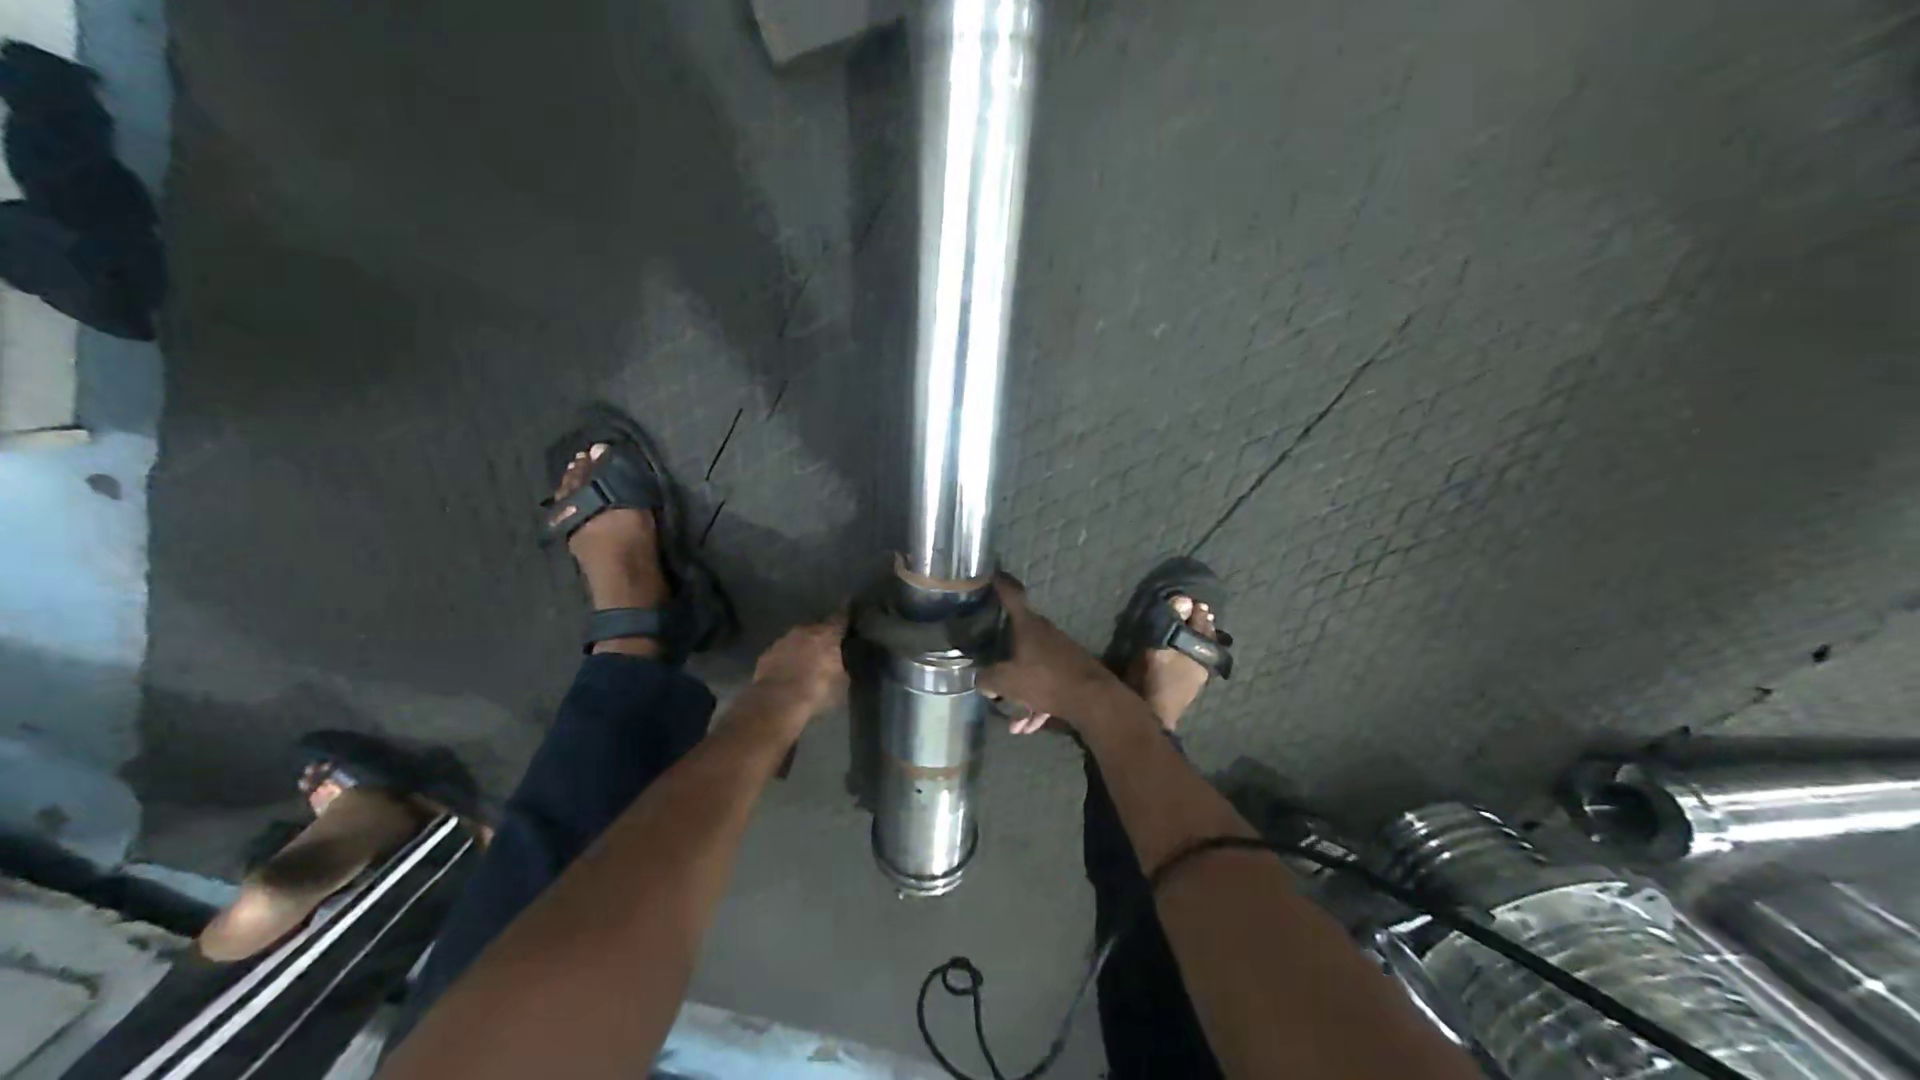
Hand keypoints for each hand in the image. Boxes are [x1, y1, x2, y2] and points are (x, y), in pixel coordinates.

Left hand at [752, 611, 849, 710]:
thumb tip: (842, 662)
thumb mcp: (842, 682)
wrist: (777, 701)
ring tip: (807, 660)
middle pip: (817, 628)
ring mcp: (783, 640)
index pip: (840, 617)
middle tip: (828, 646)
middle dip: (822, 635)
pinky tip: (789, 669)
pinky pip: (782, 652)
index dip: (846, 612)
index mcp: (827, 634)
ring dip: (803, 646)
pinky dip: (787, 657)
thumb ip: (844, 666)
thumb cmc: (817, 690)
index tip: (849, 602)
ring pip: (798, 639)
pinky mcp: (767, 654)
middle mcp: (804, 631)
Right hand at [979, 575, 1120, 731]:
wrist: (1093, 700)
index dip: (1000, 584)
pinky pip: (1046, 686)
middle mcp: (1046, 634)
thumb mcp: (1006, 681)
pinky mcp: (1071, 673)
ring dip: (1020, 692)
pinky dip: (1036, 704)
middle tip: (991, 663)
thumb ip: (987, 678)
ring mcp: (1061, 653)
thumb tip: (981, 679)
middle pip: (1019, 636)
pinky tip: (1028, 727)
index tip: (991, 574)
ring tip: (1012, 719)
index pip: (1011, 596)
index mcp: (1028, 626)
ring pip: (1032, 668)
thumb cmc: (1045, 680)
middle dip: (1004, 654)